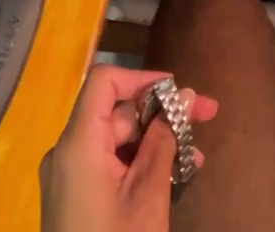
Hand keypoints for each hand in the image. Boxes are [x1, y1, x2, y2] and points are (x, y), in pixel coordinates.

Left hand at [41, 67, 218, 231]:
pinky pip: (109, 163)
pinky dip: (138, 162)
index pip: (105, 81)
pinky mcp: (74, 197)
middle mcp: (67, 152)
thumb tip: (184, 96)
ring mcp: (69, 176)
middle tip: (207, 118)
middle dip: (161, 112)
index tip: (179, 91)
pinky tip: (172, 175)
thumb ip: (164, 139)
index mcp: (79, 144)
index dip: (143, 77)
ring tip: (196, 157)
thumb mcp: (148, 193)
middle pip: (116, 111)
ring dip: (156, 140)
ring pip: (117, 139)